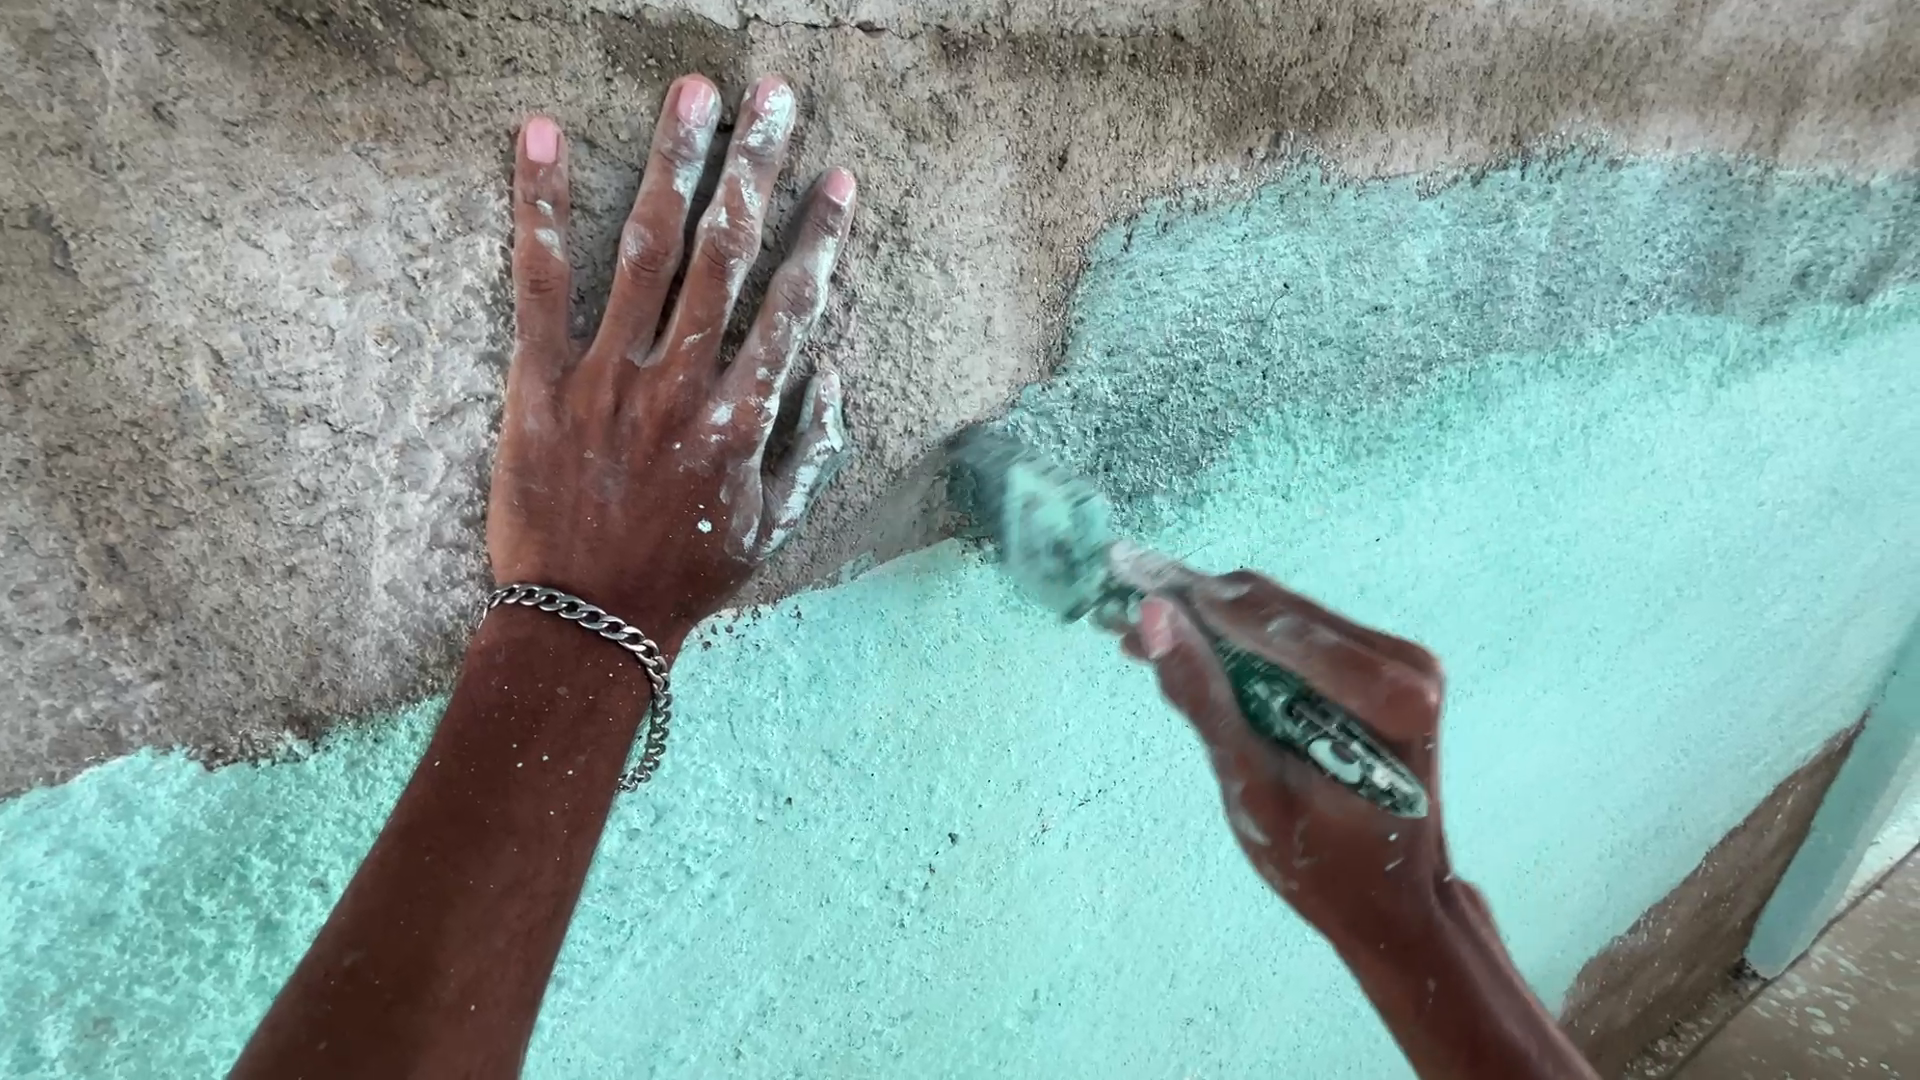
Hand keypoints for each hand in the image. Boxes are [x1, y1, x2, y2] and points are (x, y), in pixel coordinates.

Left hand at [487, 74, 854, 643]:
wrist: (591, 618)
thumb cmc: (692, 573)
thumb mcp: (777, 524)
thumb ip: (813, 447)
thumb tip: (830, 371)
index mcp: (743, 421)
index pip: (793, 308)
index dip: (821, 239)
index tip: (838, 182)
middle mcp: (683, 384)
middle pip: (728, 256)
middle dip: (757, 169)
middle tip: (774, 98)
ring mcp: (609, 378)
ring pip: (648, 250)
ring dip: (675, 163)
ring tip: (694, 93)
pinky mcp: (539, 384)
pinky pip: (539, 283)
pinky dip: (541, 207)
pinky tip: (545, 136)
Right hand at [1123, 573, 1458, 948]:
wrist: (1390, 900)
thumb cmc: (1322, 863)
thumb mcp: (1249, 788)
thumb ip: (1202, 697)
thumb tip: (1153, 616)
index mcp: (1390, 698)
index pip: (1272, 628)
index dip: (1194, 601)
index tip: (1127, 574)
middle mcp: (1403, 662)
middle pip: (1273, 609)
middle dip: (1191, 604)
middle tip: (1122, 598)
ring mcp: (1394, 657)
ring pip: (1276, 611)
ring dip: (1206, 616)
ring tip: (1142, 622)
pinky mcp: (1377, 661)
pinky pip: (1291, 630)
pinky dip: (1233, 635)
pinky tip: (1185, 639)